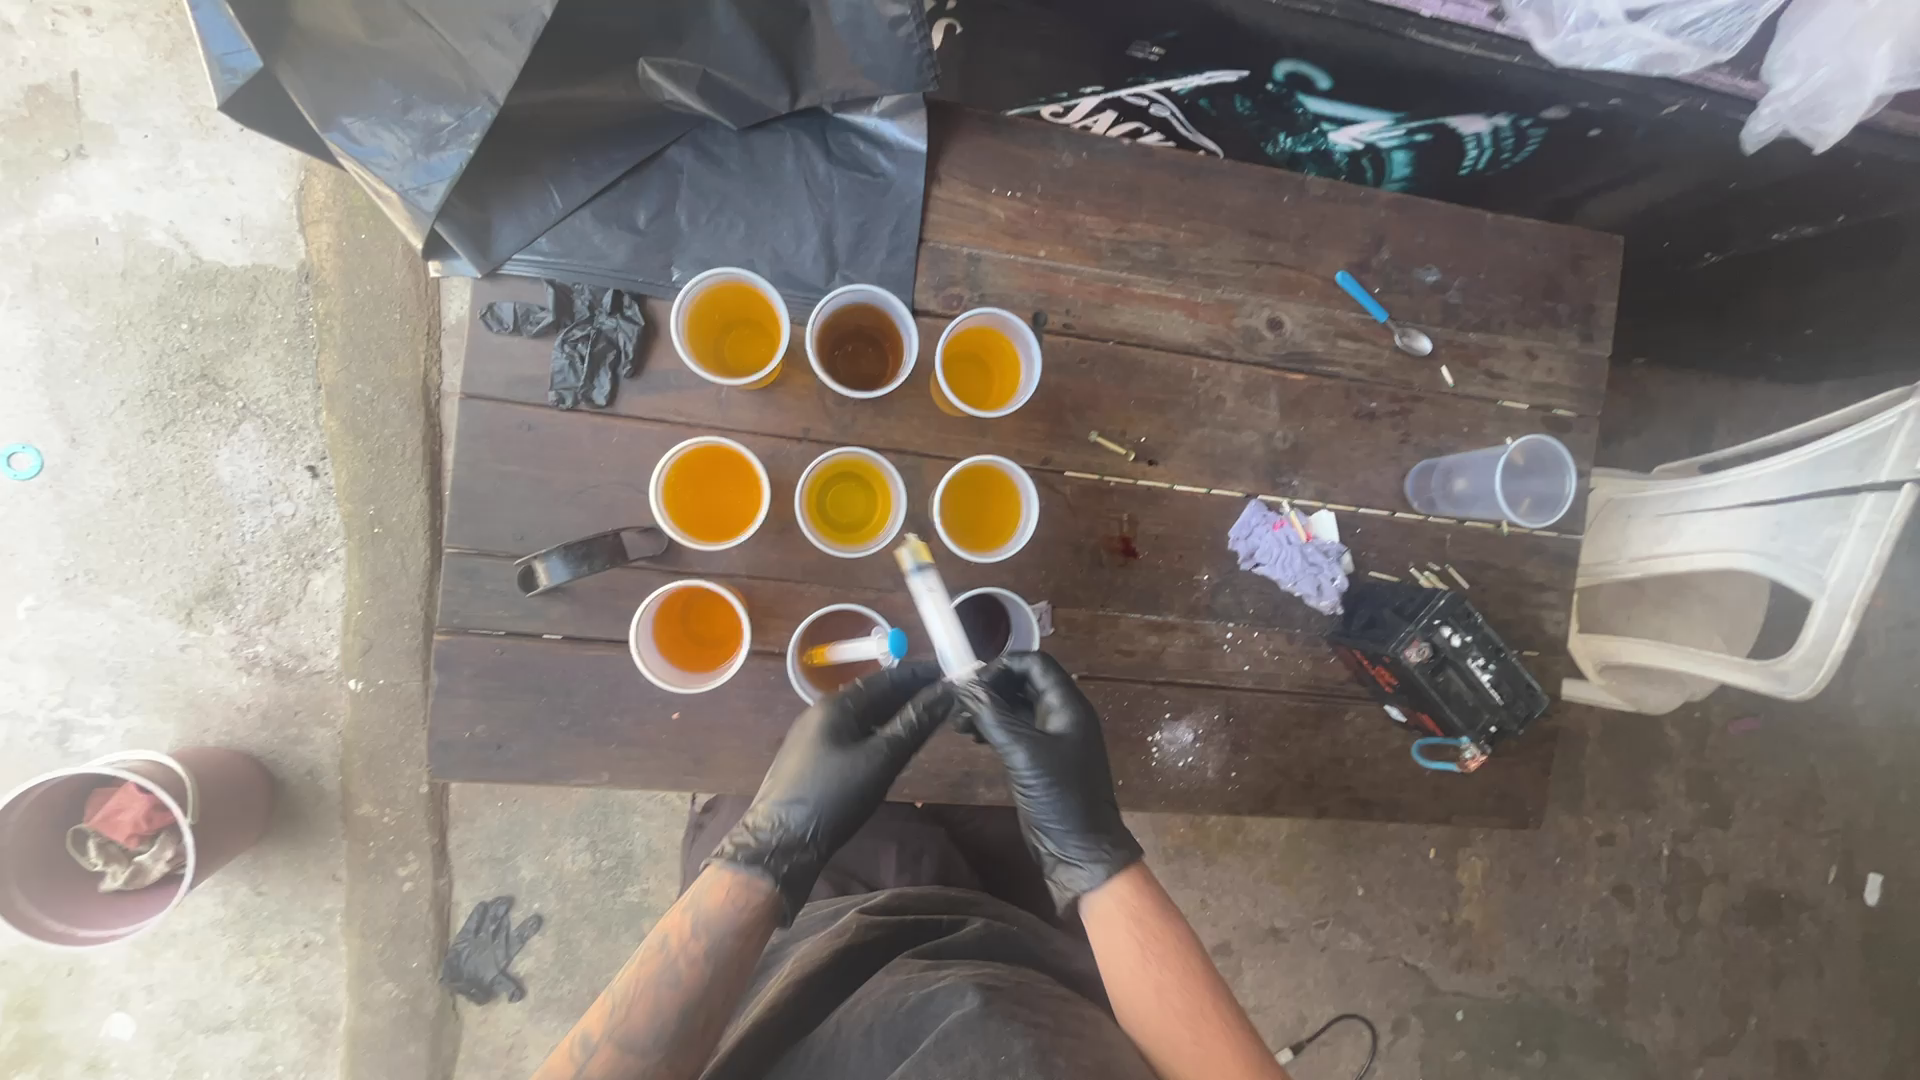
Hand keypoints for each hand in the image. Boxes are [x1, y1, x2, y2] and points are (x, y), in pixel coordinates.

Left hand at [710, 661, 949, 920]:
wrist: (779, 843)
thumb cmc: (833, 797)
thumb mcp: (881, 759)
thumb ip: (915, 723)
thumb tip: (946, 691)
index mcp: (837, 704)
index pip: (887, 677)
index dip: (919, 674)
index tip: (950, 673)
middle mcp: (822, 711)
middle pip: (874, 693)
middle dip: (909, 693)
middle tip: (944, 697)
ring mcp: (814, 734)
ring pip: (863, 714)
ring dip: (894, 712)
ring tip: (925, 717)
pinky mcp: (811, 756)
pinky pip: (852, 731)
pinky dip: (878, 729)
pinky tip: (892, 743)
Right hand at [967, 652, 1142, 911]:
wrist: (1079, 851)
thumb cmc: (1059, 796)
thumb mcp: (1022, 752)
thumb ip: (992, 715)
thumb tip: (964, 684)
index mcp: (1067, 705)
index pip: (1035, 663)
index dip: (1003, 665)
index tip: (972, 682)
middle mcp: (1061, 715)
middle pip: (1024, 682)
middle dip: (991, 688)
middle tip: (960, 704)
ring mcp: (1051, 738)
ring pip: (1016, 707)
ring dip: (989, 709)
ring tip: (959, 724)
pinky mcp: (1039, 758)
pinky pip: (1015, 730)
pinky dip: (993, 728)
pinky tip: (973, 737)